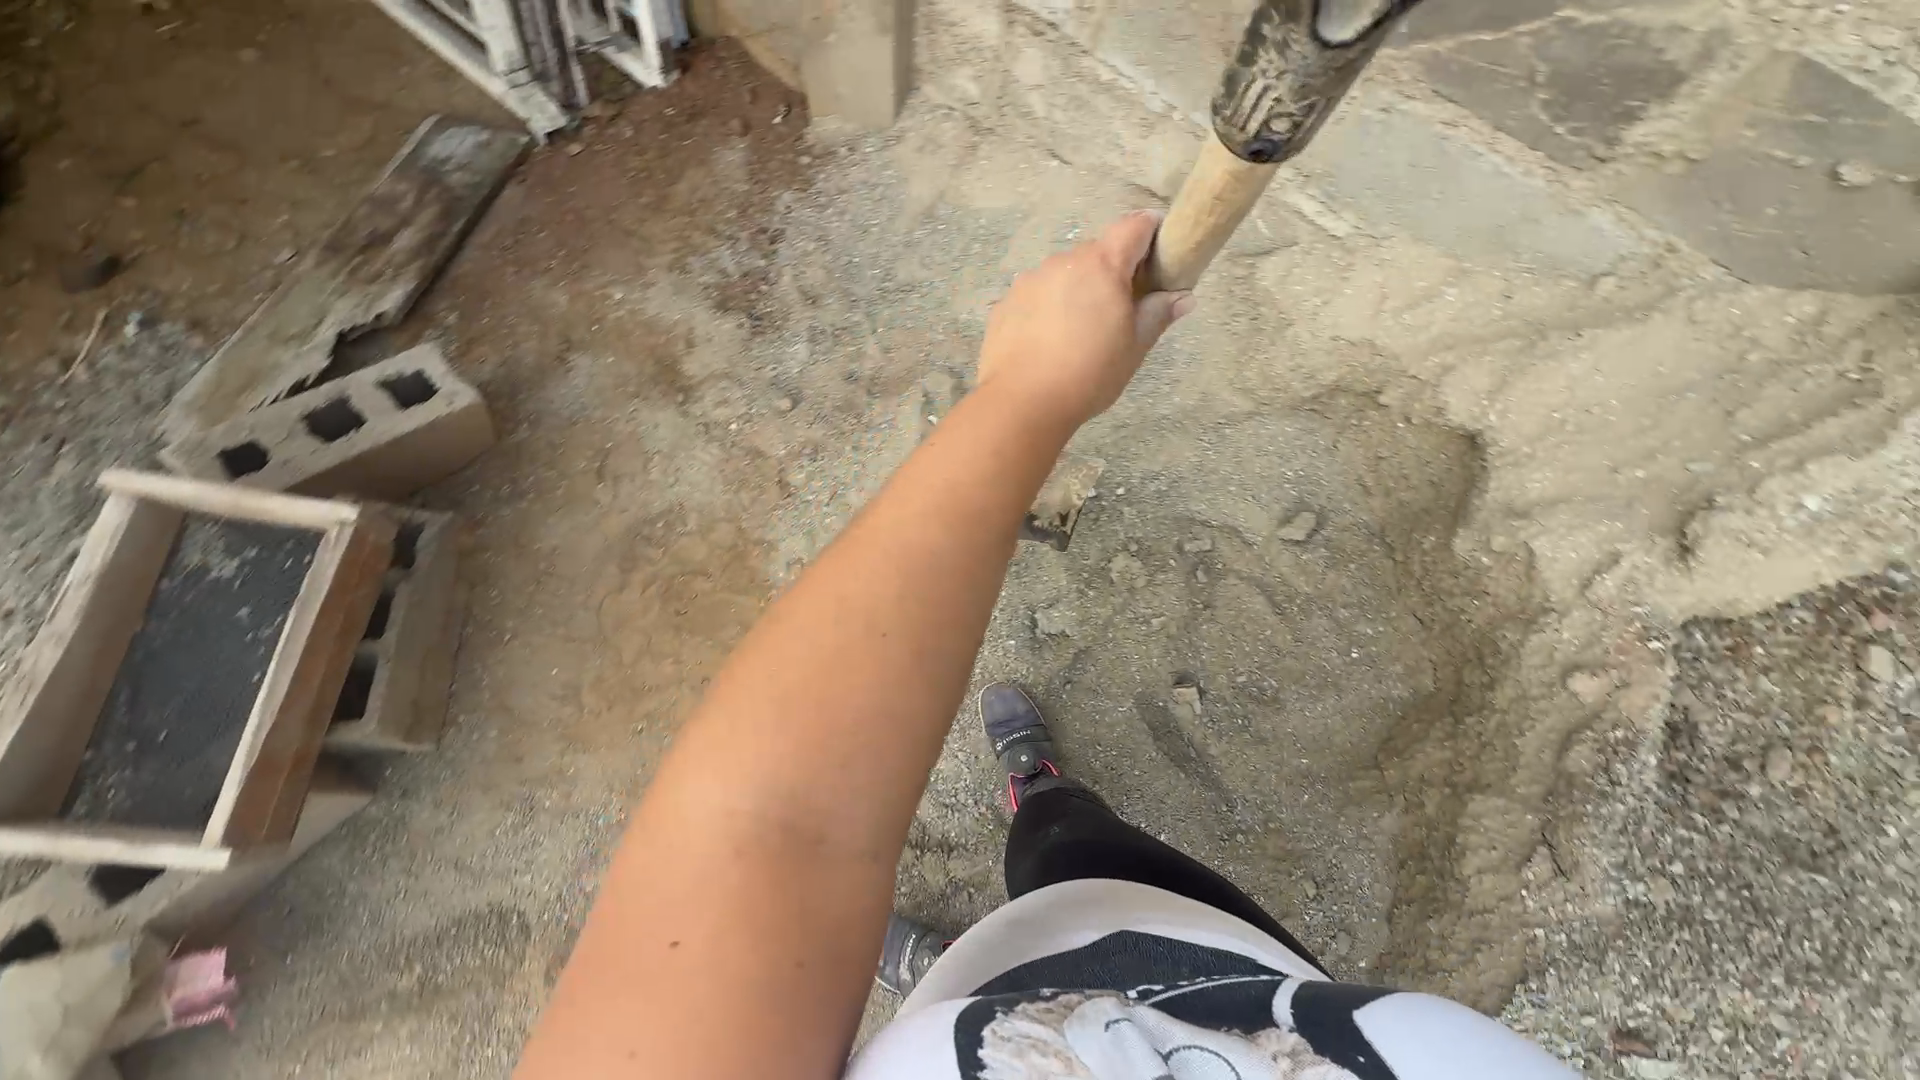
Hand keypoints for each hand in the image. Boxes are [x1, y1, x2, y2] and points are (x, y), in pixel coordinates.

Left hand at [975, 209, 1195, 430]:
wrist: (1022, 403)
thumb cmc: (1088, 375)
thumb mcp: (1133, 348)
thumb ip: (1158, 315)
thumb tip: (1183, 297)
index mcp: (1102, 266)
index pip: (1134, 227)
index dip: (1150, 231)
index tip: (1159, 249)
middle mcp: (1063, 262)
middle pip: (1096, 252)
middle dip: (1112, 271)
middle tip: (1119, 308)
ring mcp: (1029, 280)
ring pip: (1063, 273)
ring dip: (1076, 290)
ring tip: (1078, 332)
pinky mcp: (1005, 303)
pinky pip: (1036, 295)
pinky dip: (1047, 308)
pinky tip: (1047, 342)